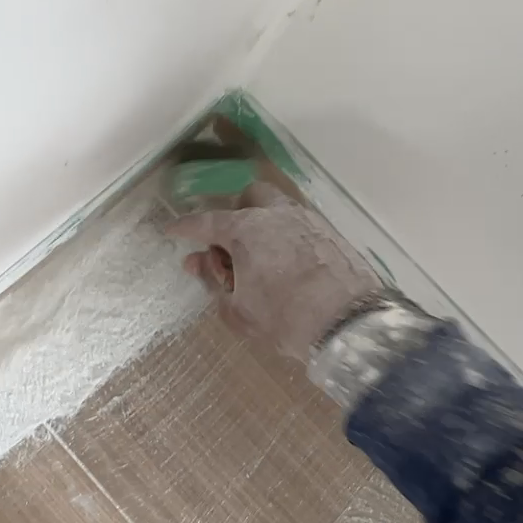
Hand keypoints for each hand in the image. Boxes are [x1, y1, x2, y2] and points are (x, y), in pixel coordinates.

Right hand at [167, 182, 382, 362]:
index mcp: (246, 229)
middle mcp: (276, 215)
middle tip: (230, 246)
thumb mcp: (237, 310)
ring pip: (279, 209)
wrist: (350, 324)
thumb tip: (201, 263)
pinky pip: (300, 227)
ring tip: (262, 260)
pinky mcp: (332, 234)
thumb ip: (213, 282)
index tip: (172, 231)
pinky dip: (287, 238)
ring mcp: (308, 221)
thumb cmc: (285, 319)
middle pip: (250, 197)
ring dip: (264, 225)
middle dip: (236, 214)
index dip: (185, 227)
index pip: (206, 222)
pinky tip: (289, 266)